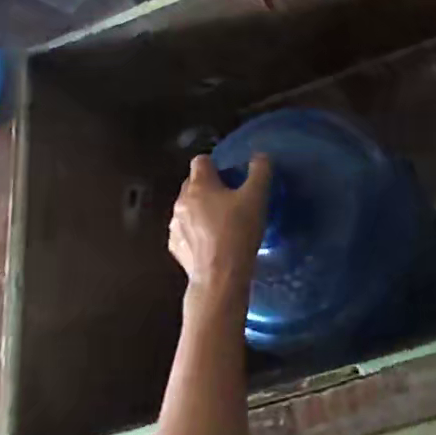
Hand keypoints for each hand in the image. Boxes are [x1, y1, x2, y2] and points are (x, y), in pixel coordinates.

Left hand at [168, 154, 271, 305]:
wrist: (220, 278)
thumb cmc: (238, 232)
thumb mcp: (257, 198)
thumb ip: (260, 171)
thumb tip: (261, 156)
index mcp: (199, 185)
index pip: (201, 160)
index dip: (217, 165)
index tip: (232, 177)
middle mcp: (181, 201)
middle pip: (193, 184)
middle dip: (210, 187)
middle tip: (232, 200)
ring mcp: (174, 225)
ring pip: (188, 208)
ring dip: (202, 210)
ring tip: (223, 224)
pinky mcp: (175, 247)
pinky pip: (185, 231)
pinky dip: (196, 233)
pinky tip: (213, 243)